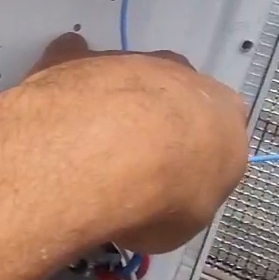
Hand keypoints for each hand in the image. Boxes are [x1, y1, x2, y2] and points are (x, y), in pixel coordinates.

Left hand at [0, 33, 248, 253]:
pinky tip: (55, 105)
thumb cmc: (158, 197)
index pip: (221, 130)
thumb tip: (159, 206)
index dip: (196, 156)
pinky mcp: (75, 55)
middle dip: (153, 123)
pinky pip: (73, 58)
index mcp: (223, 114)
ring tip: (84, 147)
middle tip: (128, 164)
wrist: (98, 157)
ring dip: (109, 104)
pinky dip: (65, 76)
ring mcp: (127, 60)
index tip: (175, 181)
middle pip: (173, 95)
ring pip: (123, 76)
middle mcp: (180, 76)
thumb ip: (182, 200)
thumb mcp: (185, 224)